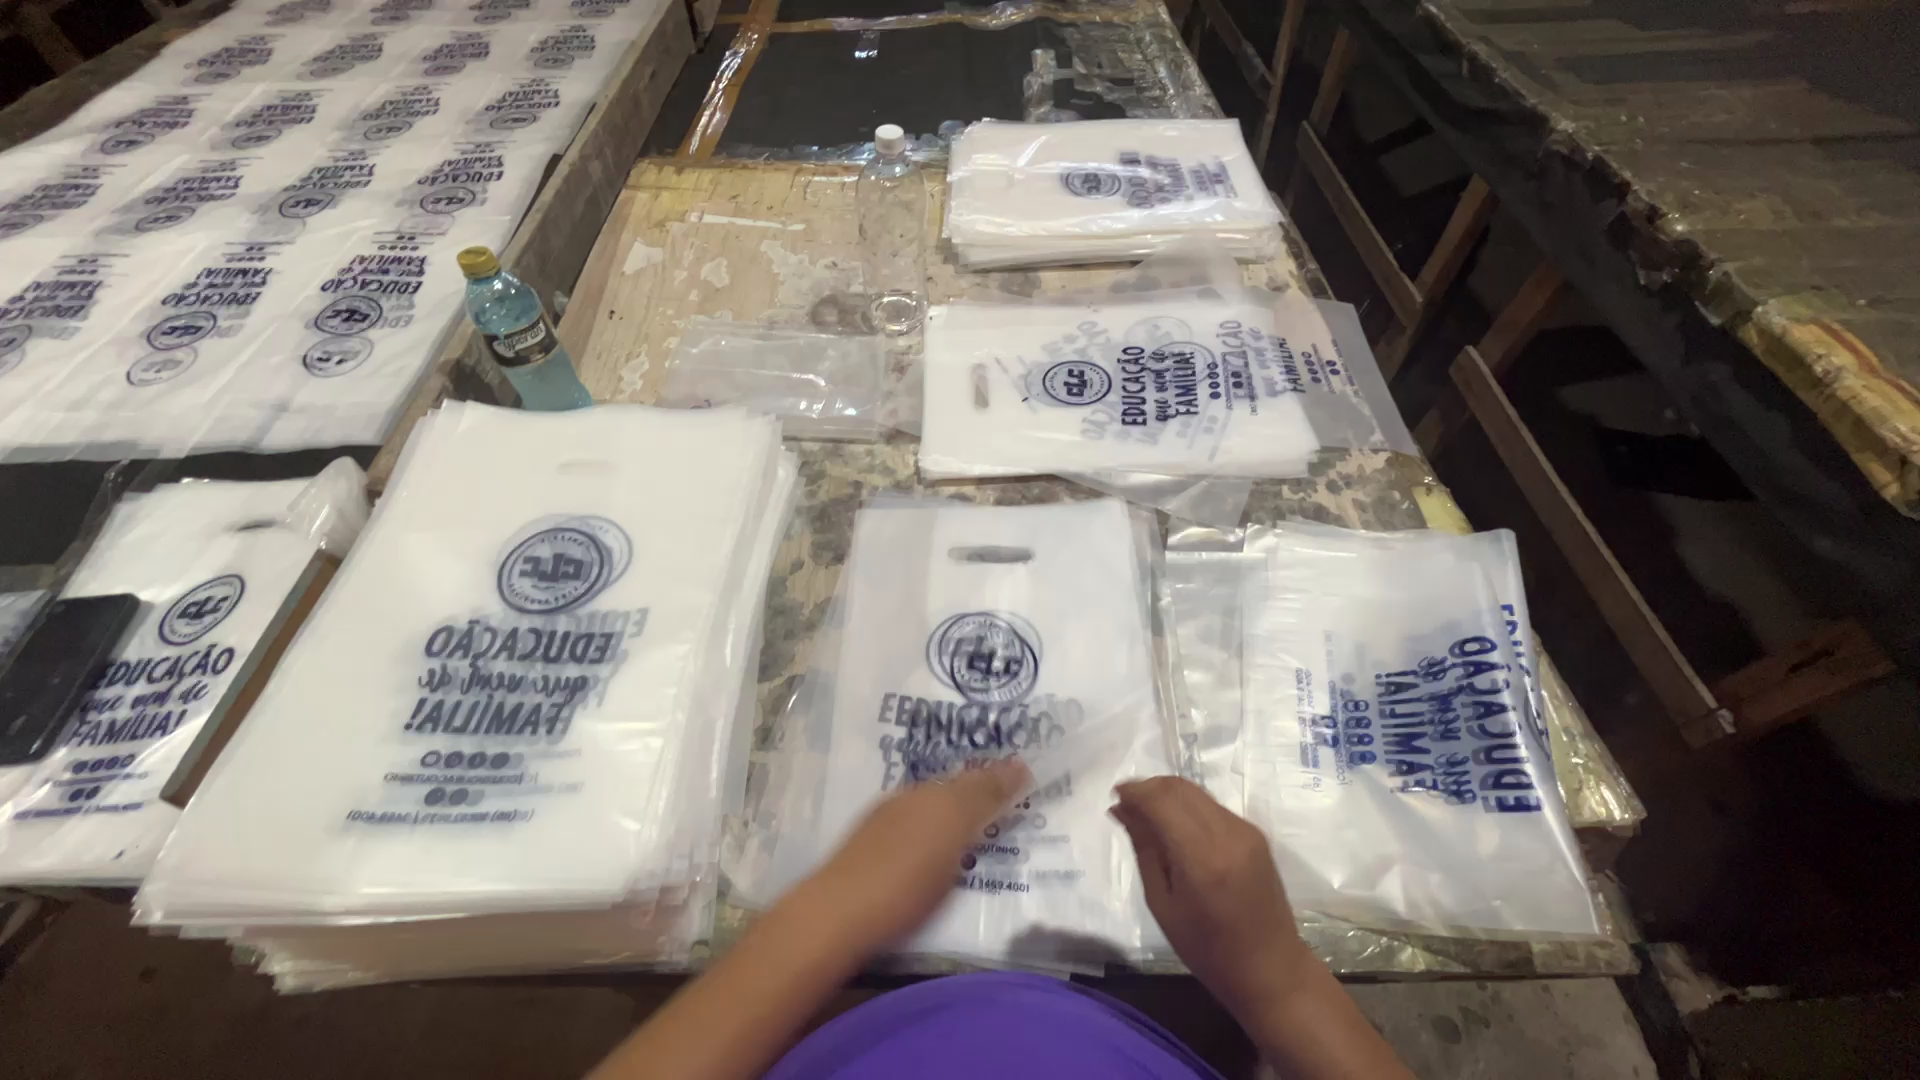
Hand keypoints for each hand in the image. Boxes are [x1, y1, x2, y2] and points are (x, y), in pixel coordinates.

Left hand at [793, 758, 1029, 957]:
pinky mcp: (870, 849)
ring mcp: (885, 823)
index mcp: (933, 795)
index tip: (1026, 777)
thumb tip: (1018, 765)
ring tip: (977, 828)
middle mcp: (909, 799)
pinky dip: (933, 830)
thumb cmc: (905, 881)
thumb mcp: (952, 836)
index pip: (976, 779)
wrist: (839, 914)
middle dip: (979, 792)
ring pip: (931, 808)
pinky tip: (935, 848)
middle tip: (1007, 801)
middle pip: (952, 790)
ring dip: (954, 811)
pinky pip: (914, 829)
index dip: (1001, 779)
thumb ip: (983, 798)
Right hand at [1111, 776, 1314, 1023]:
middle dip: (1148, 787)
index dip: (1135, 792)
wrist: (1271, 968)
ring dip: (1167, 794)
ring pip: (1196, 792)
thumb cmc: (1208, 948)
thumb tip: (1122, 809)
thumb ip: (1144, 848)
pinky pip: (1212, 806)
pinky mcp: (1255, 834)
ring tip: (1147, 813)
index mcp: (1201, 857)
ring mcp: (1245, 830)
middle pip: (1179, 788)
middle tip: (1126, 803)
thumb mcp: (1163, 903)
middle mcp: (1227, 833)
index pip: (1161, 801)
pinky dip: (1187, 805)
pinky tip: (1175, 825)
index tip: (1115, 797)